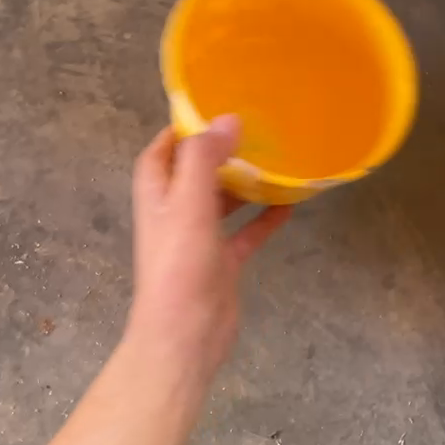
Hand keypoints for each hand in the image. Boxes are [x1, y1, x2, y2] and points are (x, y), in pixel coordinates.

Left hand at [125, 116, 290, 375]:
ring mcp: (200, 241)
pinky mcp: (223, 264)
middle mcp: (175, 215)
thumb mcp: (189, 205)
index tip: (212, 110)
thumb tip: (227, 121)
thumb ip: (204, 161)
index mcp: (157, 197)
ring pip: (222, 203)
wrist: (186, 334)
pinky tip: (288, 207)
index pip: (161, 152)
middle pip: (193, 175)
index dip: (180, 131)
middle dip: (218, 154)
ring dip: (243, 185)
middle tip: (252, 133)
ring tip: (272, 163)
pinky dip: (263, 220)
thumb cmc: (181, 267)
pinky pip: (246, 234)